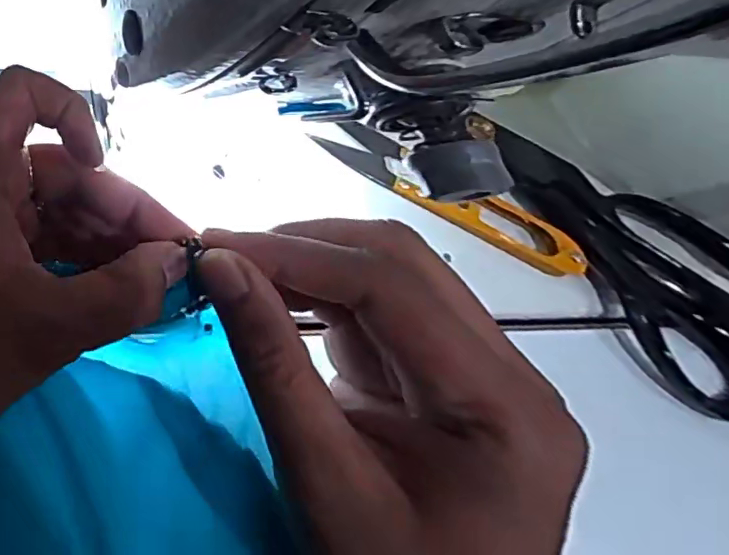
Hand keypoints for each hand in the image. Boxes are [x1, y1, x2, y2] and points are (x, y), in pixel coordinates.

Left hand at [0, 66, 193, 454]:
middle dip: (121, 210)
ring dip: (110, 239)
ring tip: (161, 282)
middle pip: (64, 168)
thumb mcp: (46, 328)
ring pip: (61, 205)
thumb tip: (177, 263)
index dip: (69, 111)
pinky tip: (125, 289)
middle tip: (176, 260)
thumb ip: (122, 294)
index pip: (22, 92)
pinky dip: (84, 258)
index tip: (98, 165)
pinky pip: (47, 235)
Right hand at [198, 220, 586, 554]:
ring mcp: (478, 370)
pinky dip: (315, 290)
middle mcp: (508, 374)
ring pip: (385, 270)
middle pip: (399, 260)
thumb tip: (222, 266)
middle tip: (228, 254)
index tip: (221, 249)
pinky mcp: (438, 372)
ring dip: (307, 261)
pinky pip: (373, 304)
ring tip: (241, 269)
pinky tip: (272, 294)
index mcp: (506, 408)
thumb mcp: (326, 482)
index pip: (391, 286)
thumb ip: (272, 363)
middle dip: (304, 246)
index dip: (297, 256)